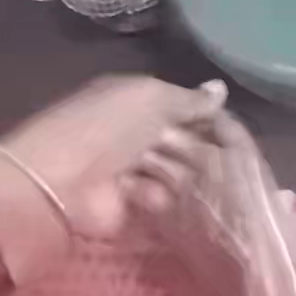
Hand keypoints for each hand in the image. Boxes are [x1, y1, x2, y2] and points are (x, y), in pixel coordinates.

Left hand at [0, 75, 228, 280]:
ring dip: (183, 175)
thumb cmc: (105, 128)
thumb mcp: (149, 98)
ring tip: (191, 177)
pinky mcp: (124, 206)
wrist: (60, 180)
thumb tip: (219, 89)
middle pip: (178, 141)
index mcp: (130, 101)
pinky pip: (157, 202)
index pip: (178, 107)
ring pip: (172, 172)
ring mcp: (126, 171)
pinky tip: (164, 199)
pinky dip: (163, 200)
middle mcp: (129, 133)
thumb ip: (186, 99)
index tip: (234, 131)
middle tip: (225, 160)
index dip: (204, 118)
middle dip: (198, 149)